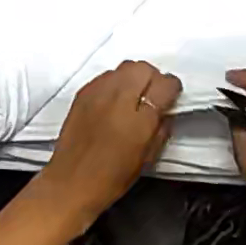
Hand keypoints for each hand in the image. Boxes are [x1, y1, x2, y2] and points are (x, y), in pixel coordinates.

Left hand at [28, 61, 181, 232]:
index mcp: (139, 119)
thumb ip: (161, 128)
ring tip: (133, 96)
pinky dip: (115, 81)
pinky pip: (106, 75)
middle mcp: (118, 98)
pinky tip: (114, 99)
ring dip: (133, 77)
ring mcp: (98, 92)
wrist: (73, 178)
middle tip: (153, 94)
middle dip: (153, 77)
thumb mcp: (148, 157)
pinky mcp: (83, 92)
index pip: (164, 85)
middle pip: (142, 68)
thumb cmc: (114, 176)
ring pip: (123, 67)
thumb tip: (166, 109)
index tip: (172, 95)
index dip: (172, 87)